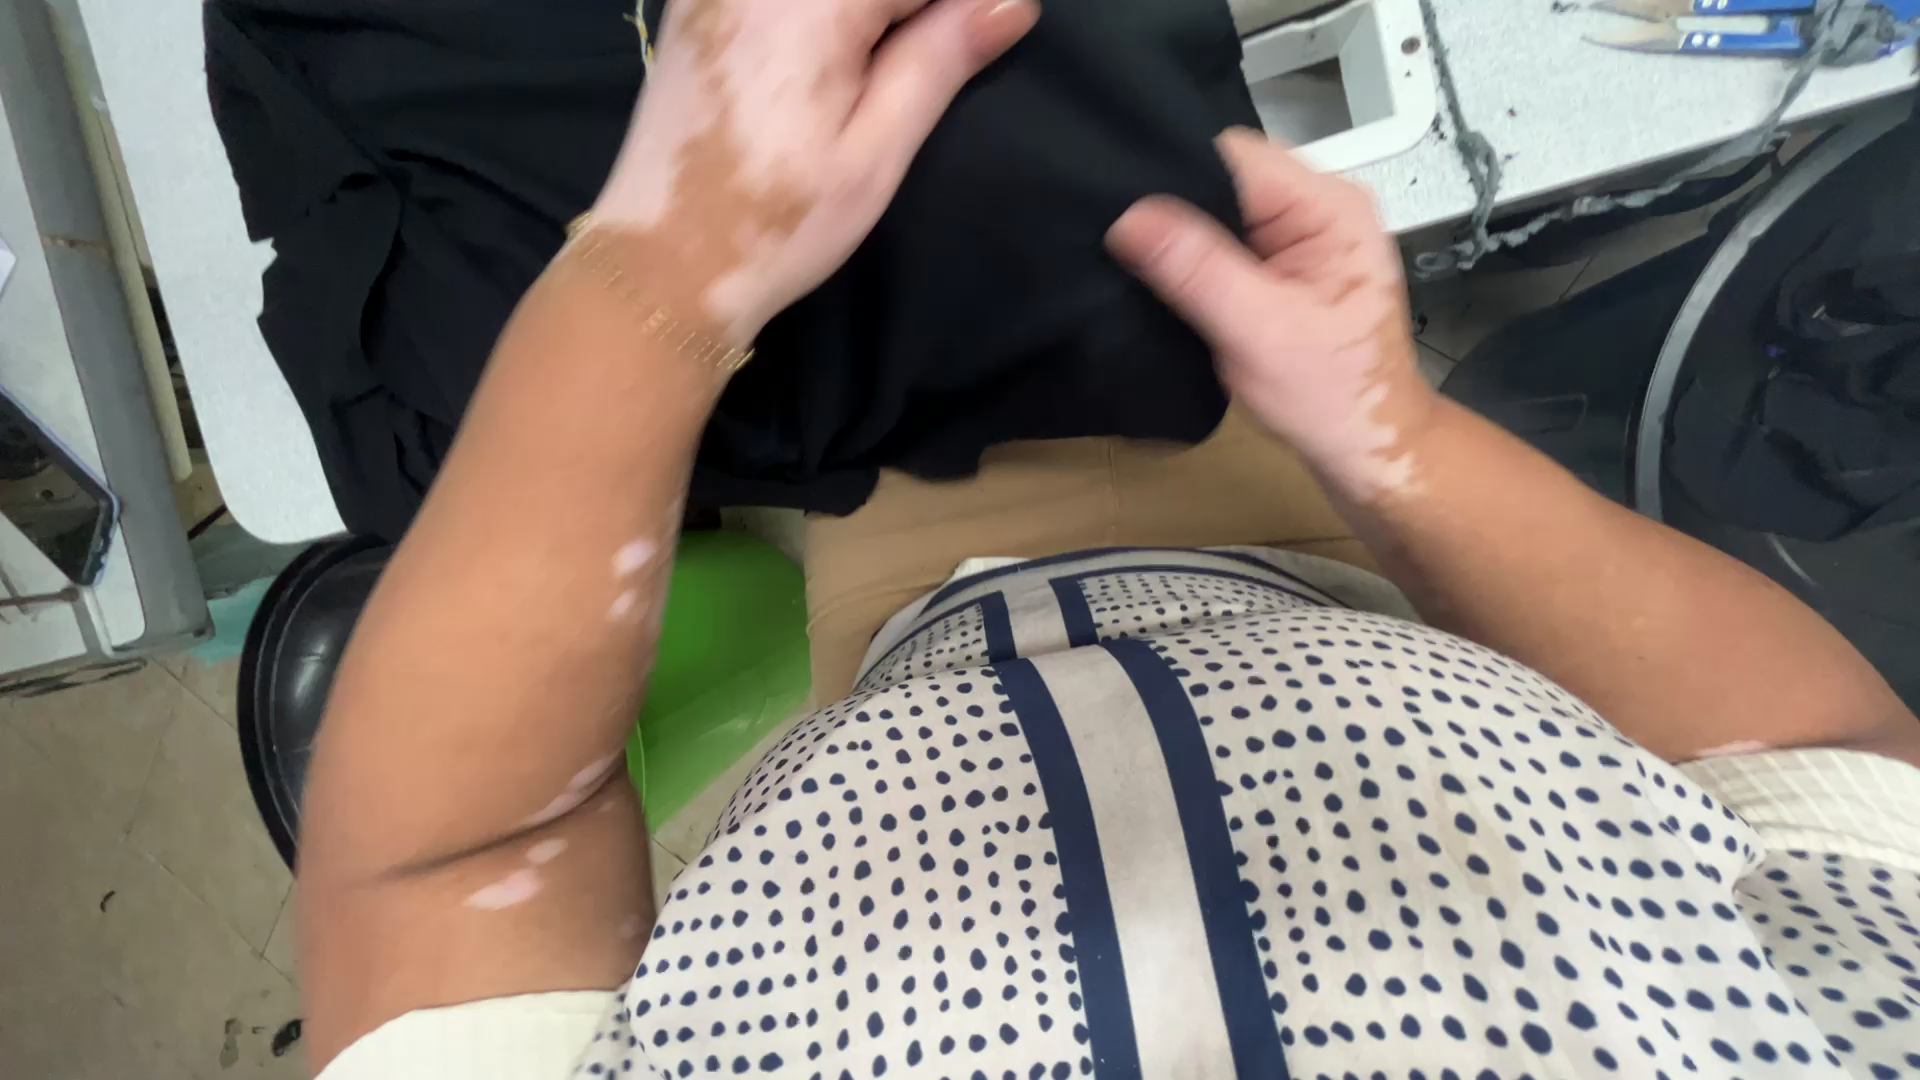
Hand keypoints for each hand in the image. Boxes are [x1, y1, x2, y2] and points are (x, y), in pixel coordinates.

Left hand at [590, 0, 1037, 345]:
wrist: (669, 263)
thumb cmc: (781, 225)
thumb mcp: (873, 156)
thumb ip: (938, 64)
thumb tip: (1012, 3)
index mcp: (808, 2)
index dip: (958, 10)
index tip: (989, 35)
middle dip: (910, 14)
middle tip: (911, 79)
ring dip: (873, 19)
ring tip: (876, 81)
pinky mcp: (695, 1)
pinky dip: (825, 18)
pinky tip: (833, 62)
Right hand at [1106, 128, 1435, 502]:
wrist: (1359, 442)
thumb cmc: (1327, 394)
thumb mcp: (1257, 332)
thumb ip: (1197, 272)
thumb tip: (1129, 219)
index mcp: (1327, 206)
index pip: (1234, 157)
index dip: (1173, 175)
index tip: (1121, 212)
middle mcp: (1314, 208)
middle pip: (1222, 178)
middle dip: (1171, 208)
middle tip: (1121, 245)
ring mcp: (1294, 238)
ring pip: (1215, 213)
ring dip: (1177, 238)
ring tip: (1136, 265)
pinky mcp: (1275, 268)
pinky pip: (1219, 246)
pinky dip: (1188, 262)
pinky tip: (1165, 282)